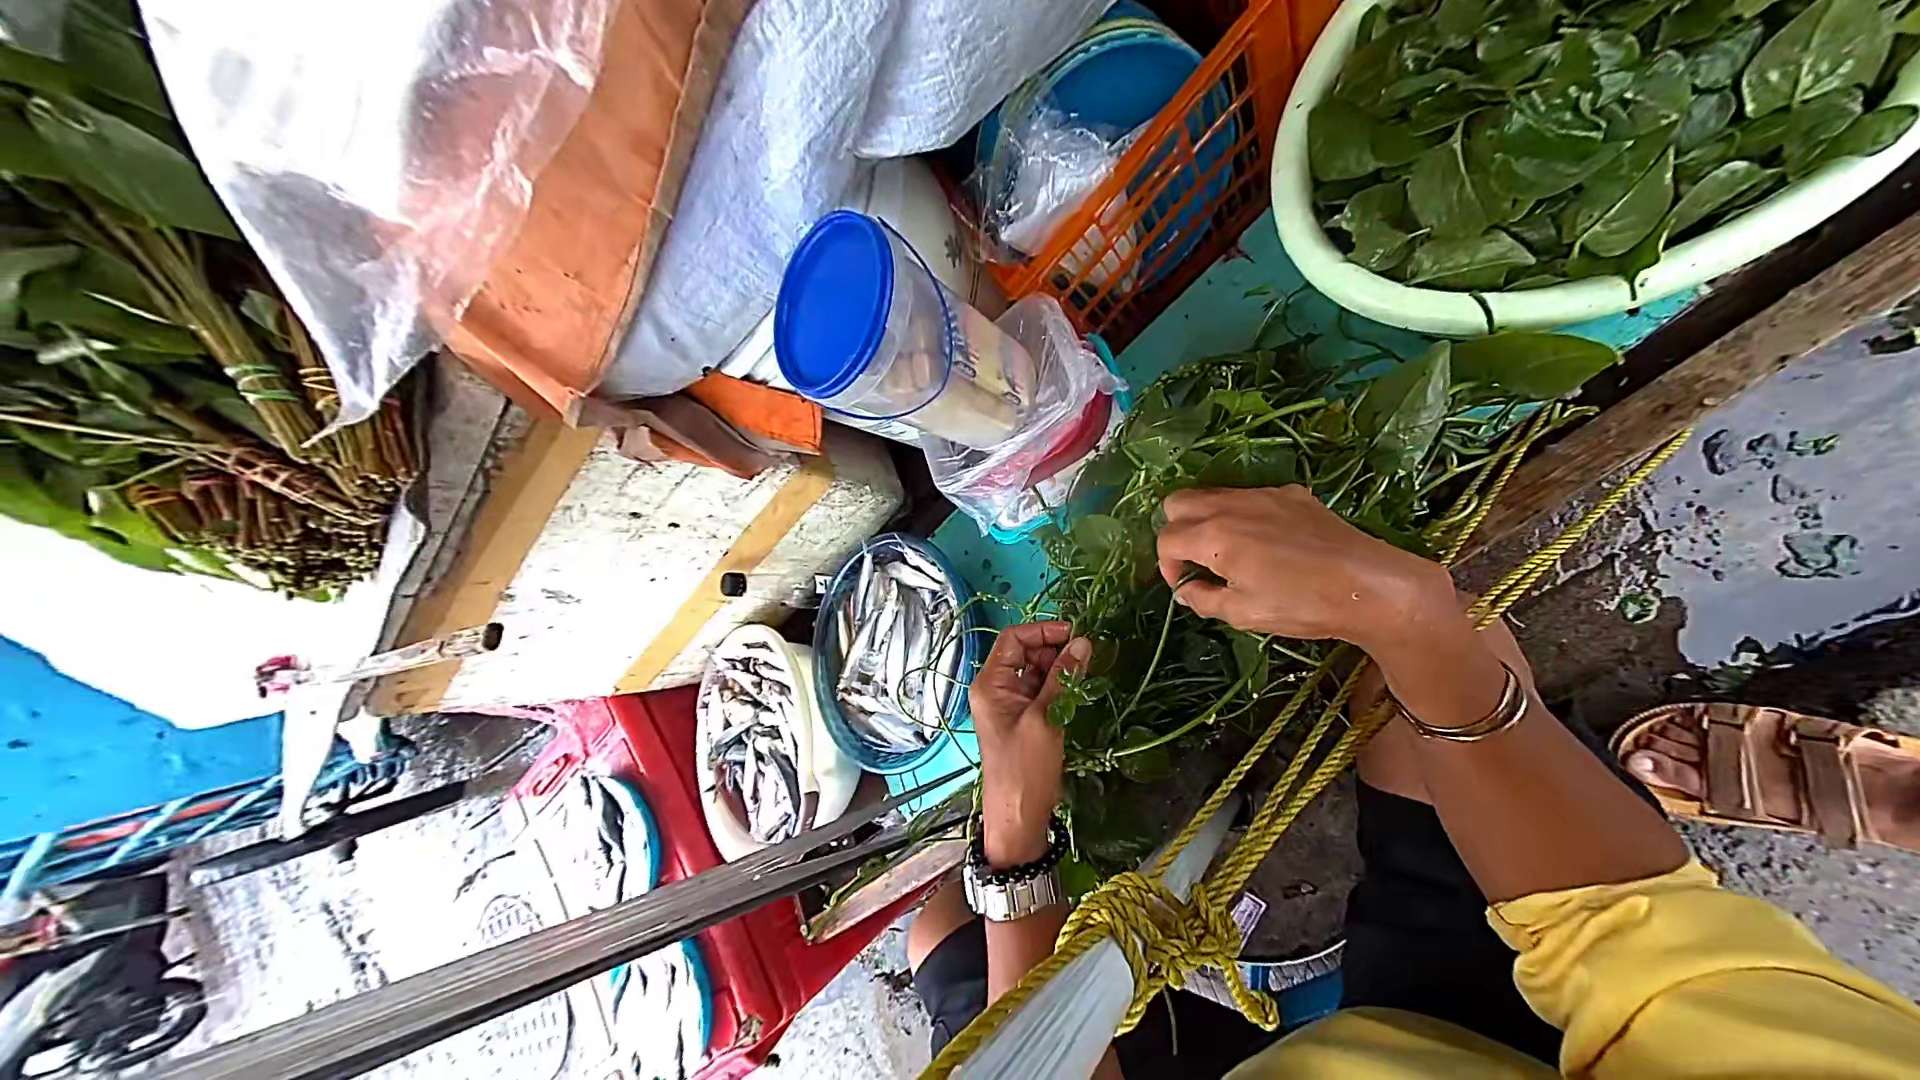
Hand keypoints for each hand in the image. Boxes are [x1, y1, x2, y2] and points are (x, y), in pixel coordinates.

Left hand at [969, 621, 1090, 866]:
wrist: (1019, 817)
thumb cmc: (1025, 768)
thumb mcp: (1045, 719)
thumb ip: (1063, 679)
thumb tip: (1083, 642)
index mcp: (990, 684)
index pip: (1013, 639)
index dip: (1042, 631)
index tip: (1074, 634)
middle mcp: (996, 688)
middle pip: (1025, 652)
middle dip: (1054, 649)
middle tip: (1086, 654)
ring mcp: (1011, 704)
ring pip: (1036, 671)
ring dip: (1060, 667)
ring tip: (1086, 670)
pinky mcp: (1025, 718)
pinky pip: (1041, 690)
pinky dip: (1060, 685)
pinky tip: (1079, 687)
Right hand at [1154, 486, 1456, 655]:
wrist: (1372, 586)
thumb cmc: (1302, 605)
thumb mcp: (1242, 613)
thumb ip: (1203, 598)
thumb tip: (1185, 590)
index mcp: (1213, 536)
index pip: (1166, 539)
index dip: (1166, 565)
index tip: (1184, 585)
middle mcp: (1230, 506)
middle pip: (1177, 502)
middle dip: (1175, 530)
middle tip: (1195, 559)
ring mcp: (1262, 494)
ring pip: (1212, 494)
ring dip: (1205, 519)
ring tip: (1227, 551)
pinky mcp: (1291, 494)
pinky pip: (1248, 496)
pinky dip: (1240, 514)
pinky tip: (1264, 541)